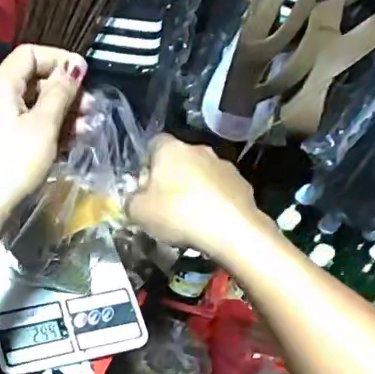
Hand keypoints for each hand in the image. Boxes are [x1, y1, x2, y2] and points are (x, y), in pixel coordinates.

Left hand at [0, 44, 86, 233]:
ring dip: (64, 112)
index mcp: (1, 85)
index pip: (30, 54)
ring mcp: (0, 120)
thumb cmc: (15, 163)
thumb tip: (75, 65)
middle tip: (92, 107)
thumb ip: (60, 93)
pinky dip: (52, 128)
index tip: (85, 74)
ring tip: (88, 127)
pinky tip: (73, 140)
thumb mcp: (43, 126)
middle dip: (66, 91)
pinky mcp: (5, 141)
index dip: (59, 58)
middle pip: (35, 80)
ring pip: (36, 105)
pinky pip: (31, 124)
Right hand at [127, 134, 274, 257]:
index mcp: (170, 149)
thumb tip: (136, 199)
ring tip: (191, 218)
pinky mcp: (242, 183)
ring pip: (202, 174)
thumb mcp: (139, 212)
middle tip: (166, 206)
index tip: (145, 188)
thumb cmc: (177, 214)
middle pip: (179, 160)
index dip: (147, 165)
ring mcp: (224, 164)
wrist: (230, 229)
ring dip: (195, 190)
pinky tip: (211, 222)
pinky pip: (221, 190)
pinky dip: (215, 201)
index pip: (154, 144)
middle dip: (172, 179)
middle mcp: (199, 149)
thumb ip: (132, 201)